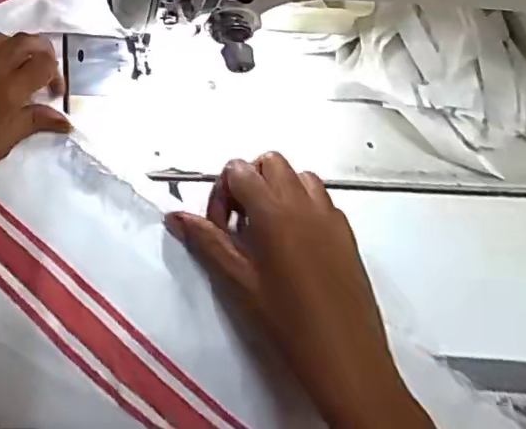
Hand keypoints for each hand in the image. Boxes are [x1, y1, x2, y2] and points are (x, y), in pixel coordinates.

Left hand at [0, 33, 70, 228]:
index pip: (42, 64)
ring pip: (5, 38)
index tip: (55, 94)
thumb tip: (64, 119)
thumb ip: (35, 121)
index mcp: (8, 88)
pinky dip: (3, 48)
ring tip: (29, 68)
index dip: (56, 75)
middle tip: (48, 75)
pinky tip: (7, 71)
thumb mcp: (7, 141)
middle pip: (26, 41)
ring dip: (22, 45)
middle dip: (43, 51)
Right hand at [166, 154, 430, 428]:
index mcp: (273, 211)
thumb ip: (205, 241)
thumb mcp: (237, 282)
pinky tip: (296, 242)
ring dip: (279, 189)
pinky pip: (322, 200)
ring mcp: (329, 218)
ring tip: (267, 227)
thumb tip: (177, 217)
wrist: (347, 363)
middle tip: (240, 219)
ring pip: (299, 176)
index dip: (221, 192)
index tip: (220, 225)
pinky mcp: (348, 235)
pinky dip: (304, 206)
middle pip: (270, 162)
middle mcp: (303, 205)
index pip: (238, 170)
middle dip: (250, 180)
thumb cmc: (289, 323)